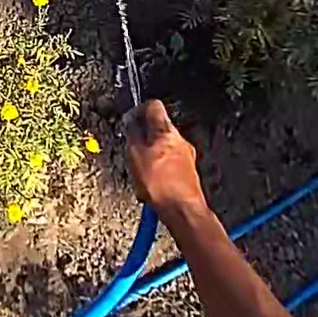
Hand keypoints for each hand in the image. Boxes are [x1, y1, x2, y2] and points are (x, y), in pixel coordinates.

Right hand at [123, 100, 208, 218]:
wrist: (183, 211)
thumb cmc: (160, 184)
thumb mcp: (135, 154)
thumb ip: (132, 134)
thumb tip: (130, 120)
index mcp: (166, 131)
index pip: (153, 105)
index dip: (139, 110)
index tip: (130, 121)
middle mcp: (180, 139)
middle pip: (158, 127)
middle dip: (143, 136)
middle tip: (132, 149)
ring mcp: (186, 155)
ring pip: (163, 145)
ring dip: (150, 153)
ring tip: (140, 170)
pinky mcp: (188, 172)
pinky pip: (169, 162)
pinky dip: (158, 167)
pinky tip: (151, 182)